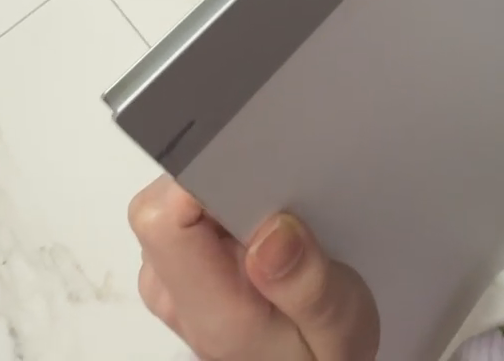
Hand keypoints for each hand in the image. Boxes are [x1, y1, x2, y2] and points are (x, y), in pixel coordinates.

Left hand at [128, 176, 379, 360]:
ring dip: (223, 190)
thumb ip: (308, 285)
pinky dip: (221, 201)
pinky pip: (182, 207)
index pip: (164, 217)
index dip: (199, 176)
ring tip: (273, 217)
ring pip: (173, 196)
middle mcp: (174, 290)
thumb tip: (273, 234)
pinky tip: (258, 222)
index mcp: (209, 306)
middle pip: (166, 198)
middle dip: (221, 179)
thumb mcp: (339, 327)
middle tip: (278, 200)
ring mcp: (170, 278)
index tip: (245, 161)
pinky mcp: (177, 266)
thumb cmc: (319, 353)